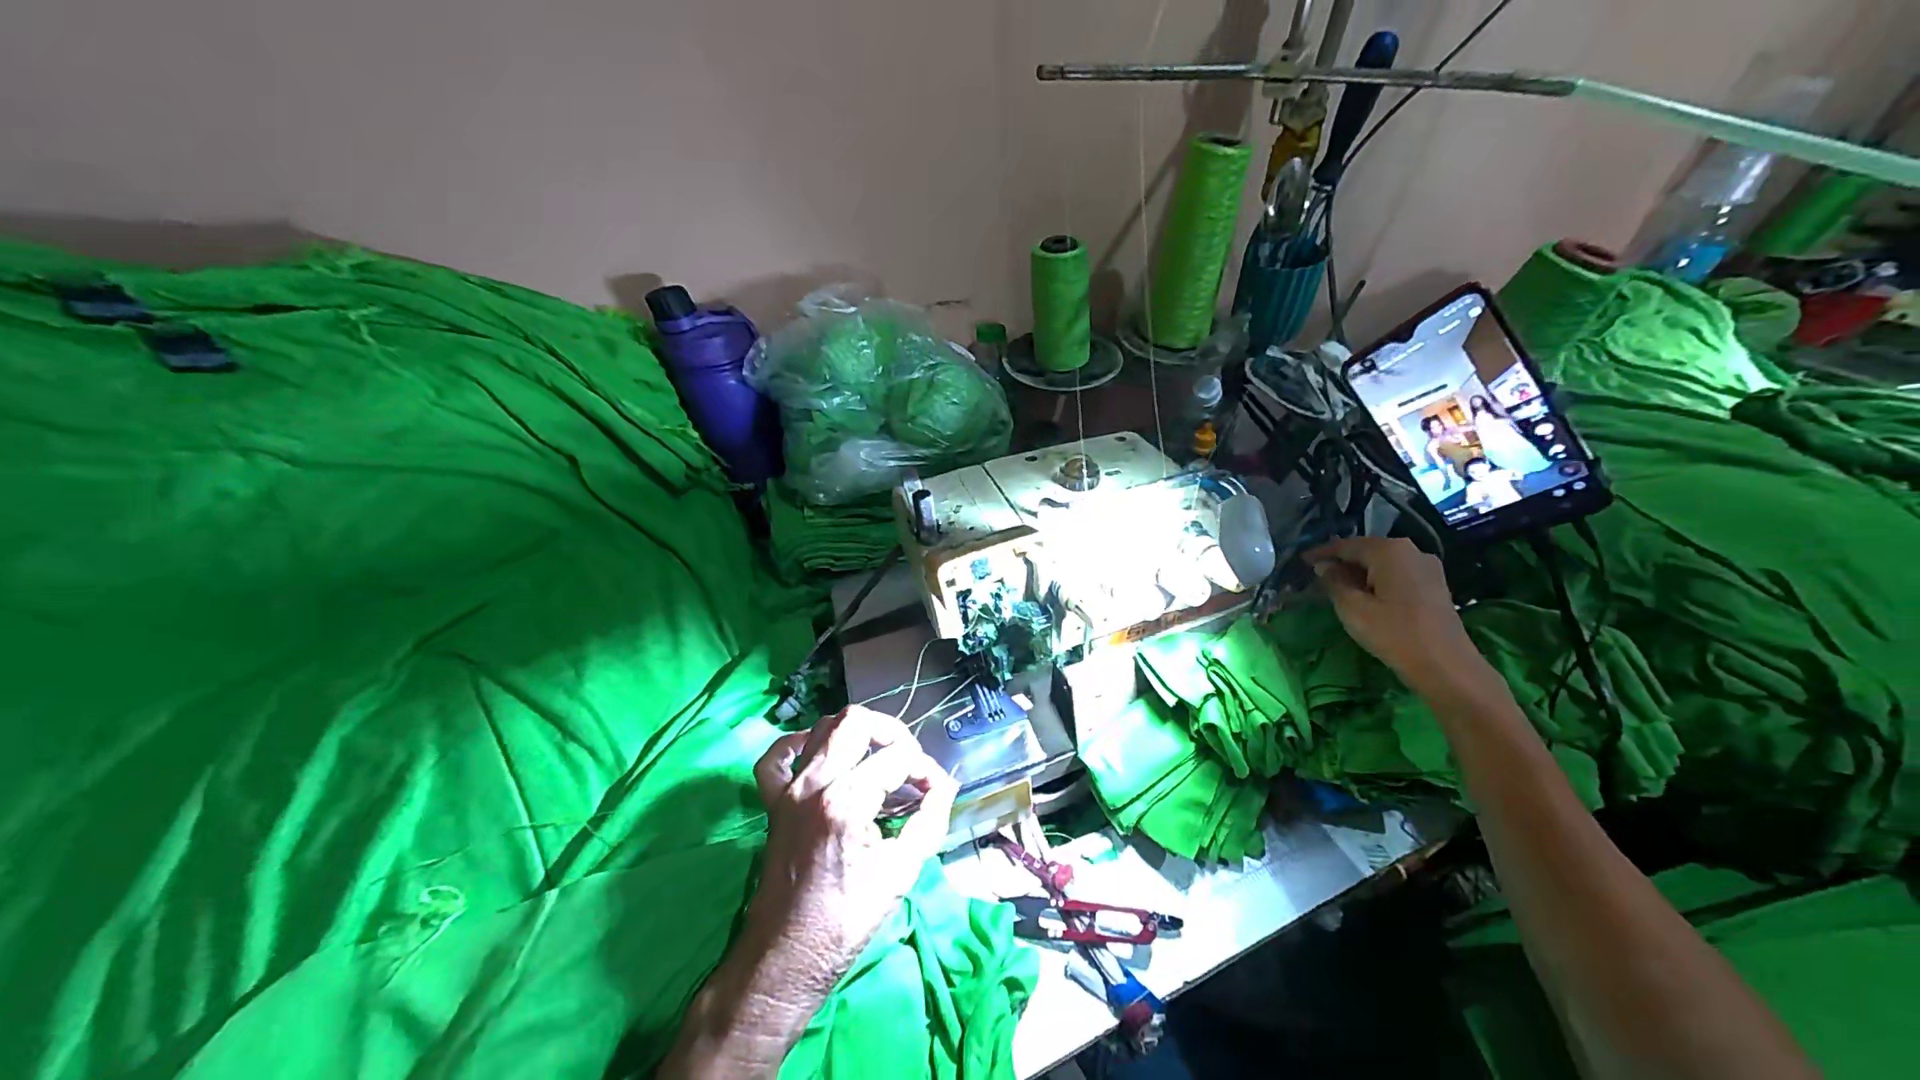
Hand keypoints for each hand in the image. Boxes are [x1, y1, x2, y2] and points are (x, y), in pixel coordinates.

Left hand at [746, 705, 957, 982]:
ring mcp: (787, 789)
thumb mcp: (901, 873)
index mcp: (845, 802)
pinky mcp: (773, 801)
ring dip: (856, 735)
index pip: (897, 758)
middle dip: (892, 734)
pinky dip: (801, 746)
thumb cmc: (846, 921)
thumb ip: (928, 821)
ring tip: (879, 761)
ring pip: (821, 728)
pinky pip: (778, 757)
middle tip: (909, 763)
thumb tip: (944, 787)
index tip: (937, 792)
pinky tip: (823, 756)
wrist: (787, 955)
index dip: (925, 770)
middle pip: (855, 722)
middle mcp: (812, 783)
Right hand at [1305, 536, 1493, 698]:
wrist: (1446, 666)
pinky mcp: (1434, 585)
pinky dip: (1377, 580)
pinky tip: (1364, 594)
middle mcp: (1411, 551)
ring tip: (1336, 585)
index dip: (1321, 553)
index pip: (1346, 545)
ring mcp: (1427, 567)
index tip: (1301, 560)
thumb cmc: (1394, 633)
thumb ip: (1334, 582)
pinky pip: (1397, 574)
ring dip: (1359, 571)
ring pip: (1383, 563)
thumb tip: (1324, 566)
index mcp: (1390, 550)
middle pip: (1367, 550)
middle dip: (1341, 561)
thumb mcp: (1352, 608)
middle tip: (1316, 573)